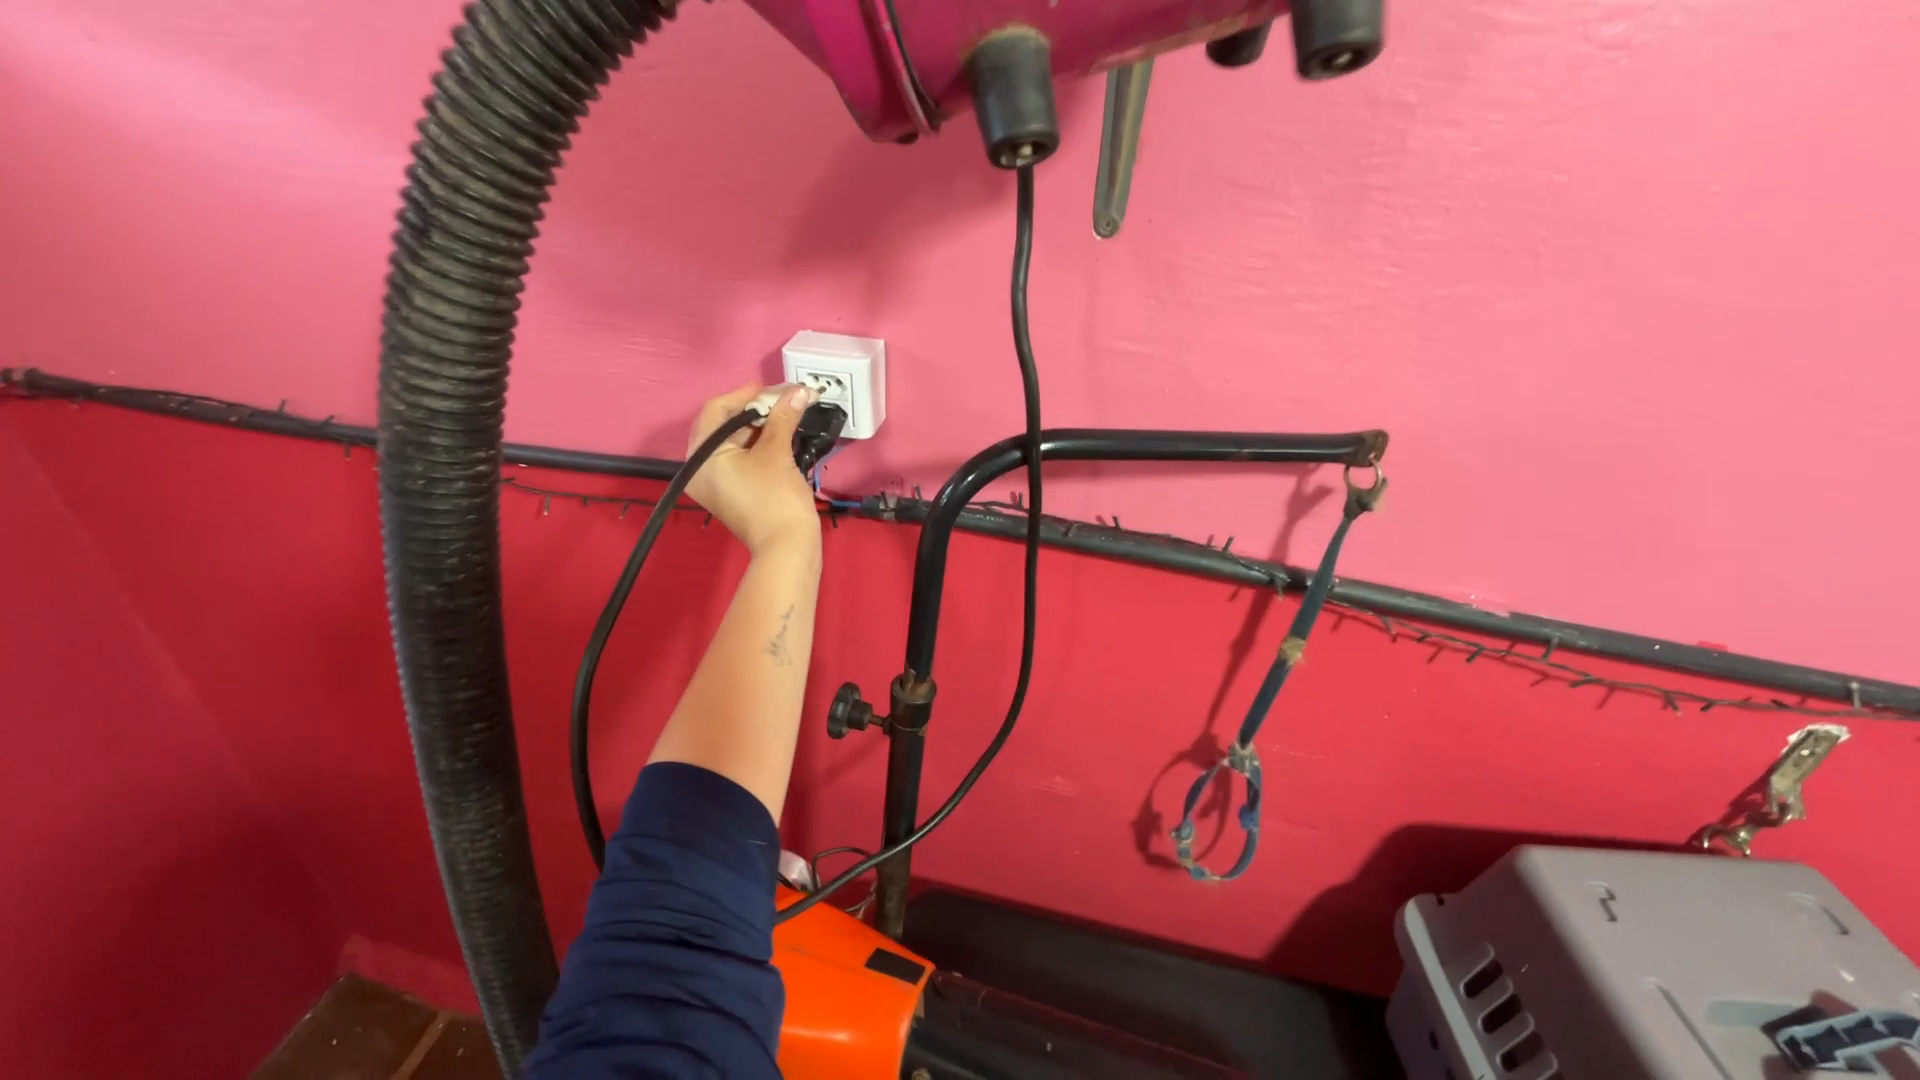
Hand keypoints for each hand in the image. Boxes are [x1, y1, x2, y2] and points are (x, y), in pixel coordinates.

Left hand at [684, 383, 821, 557]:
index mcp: (701, 457)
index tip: (773, 388)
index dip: (745, 394)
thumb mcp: (777, 452)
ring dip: (761, 426)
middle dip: (756, 410)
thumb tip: (799, 391)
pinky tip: (782, 434)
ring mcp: (716, 483)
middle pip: (725, 425)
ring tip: (787, 413)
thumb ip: (783, 416)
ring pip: (735, 441)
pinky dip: (760, 444)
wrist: (787, 546)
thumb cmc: (774, 497)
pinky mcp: (733, 492)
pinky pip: (741, 459)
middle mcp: (700, 468)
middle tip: (784, 399)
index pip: (716, 411)